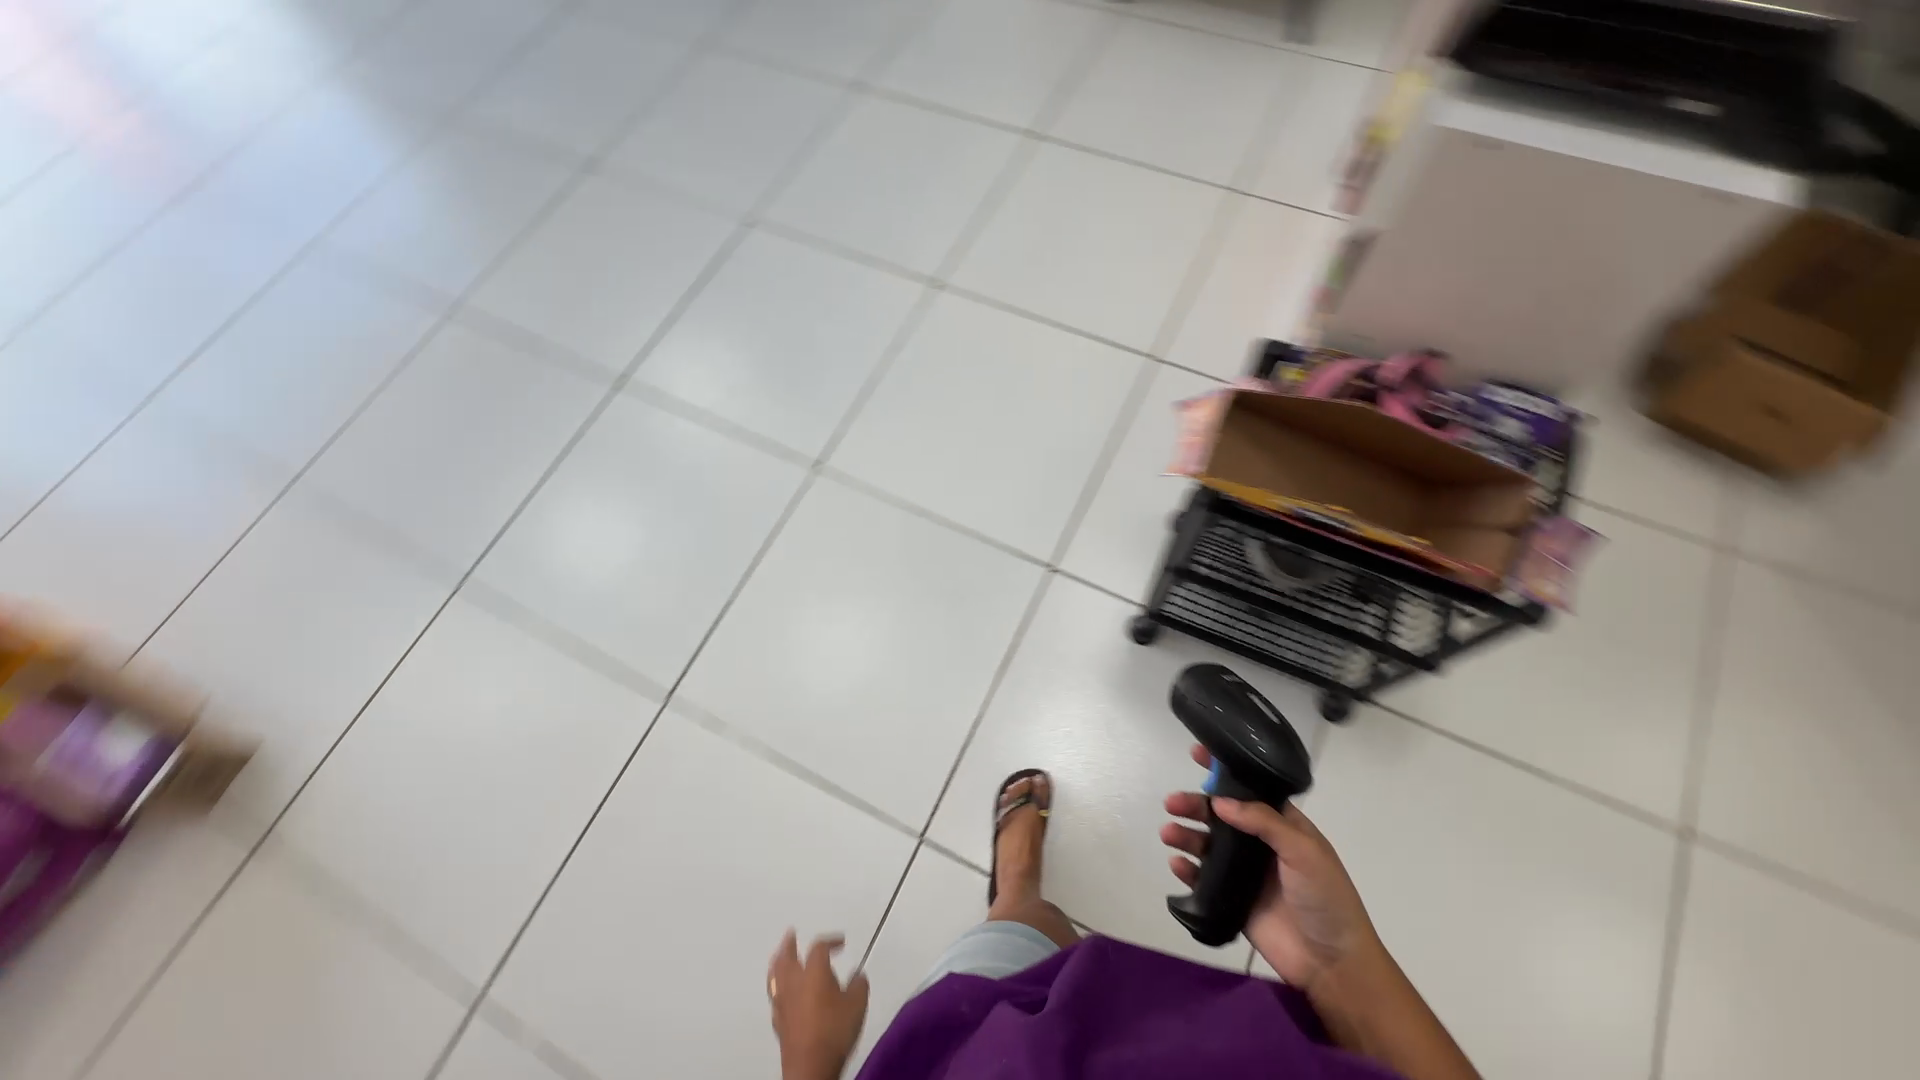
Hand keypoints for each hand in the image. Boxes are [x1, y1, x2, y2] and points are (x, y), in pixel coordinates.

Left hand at [768, 930, 868, 1079]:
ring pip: (775, 974)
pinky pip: (774, 995)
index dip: (831, 940)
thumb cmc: (835, 1030)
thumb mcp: (858, 1004)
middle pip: (786, 955)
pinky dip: (778, 986)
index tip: (841, 942)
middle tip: (791, 933)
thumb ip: (859, 984)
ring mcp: (782, 1001)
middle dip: (789, 943)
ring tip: (780, 956)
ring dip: (778, 962)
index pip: (819, 946)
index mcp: (814, 971)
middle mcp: (794, 981)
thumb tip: (858, 976)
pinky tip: (783, 991)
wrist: (811, 1065)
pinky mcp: (777, 1020)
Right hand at [1162, 745, 1379, 992]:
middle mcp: (1261, 845)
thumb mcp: (1303, 851)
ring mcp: (1245, 873)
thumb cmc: (1326, 898)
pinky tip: (1177, 864)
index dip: (1225, 772)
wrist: (1331, 962)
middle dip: (1196, 805)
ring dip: (1186, 835)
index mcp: (1284, 826)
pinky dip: (1187, 870)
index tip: (1197, 753)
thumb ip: (1263, 822)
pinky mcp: (1231, 900)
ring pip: (1207, 845)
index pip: (1251, 790)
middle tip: (1172, 803)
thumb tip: (1220, 802)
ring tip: (1169, 833)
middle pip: (1221, 816)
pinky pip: (1202, 880)